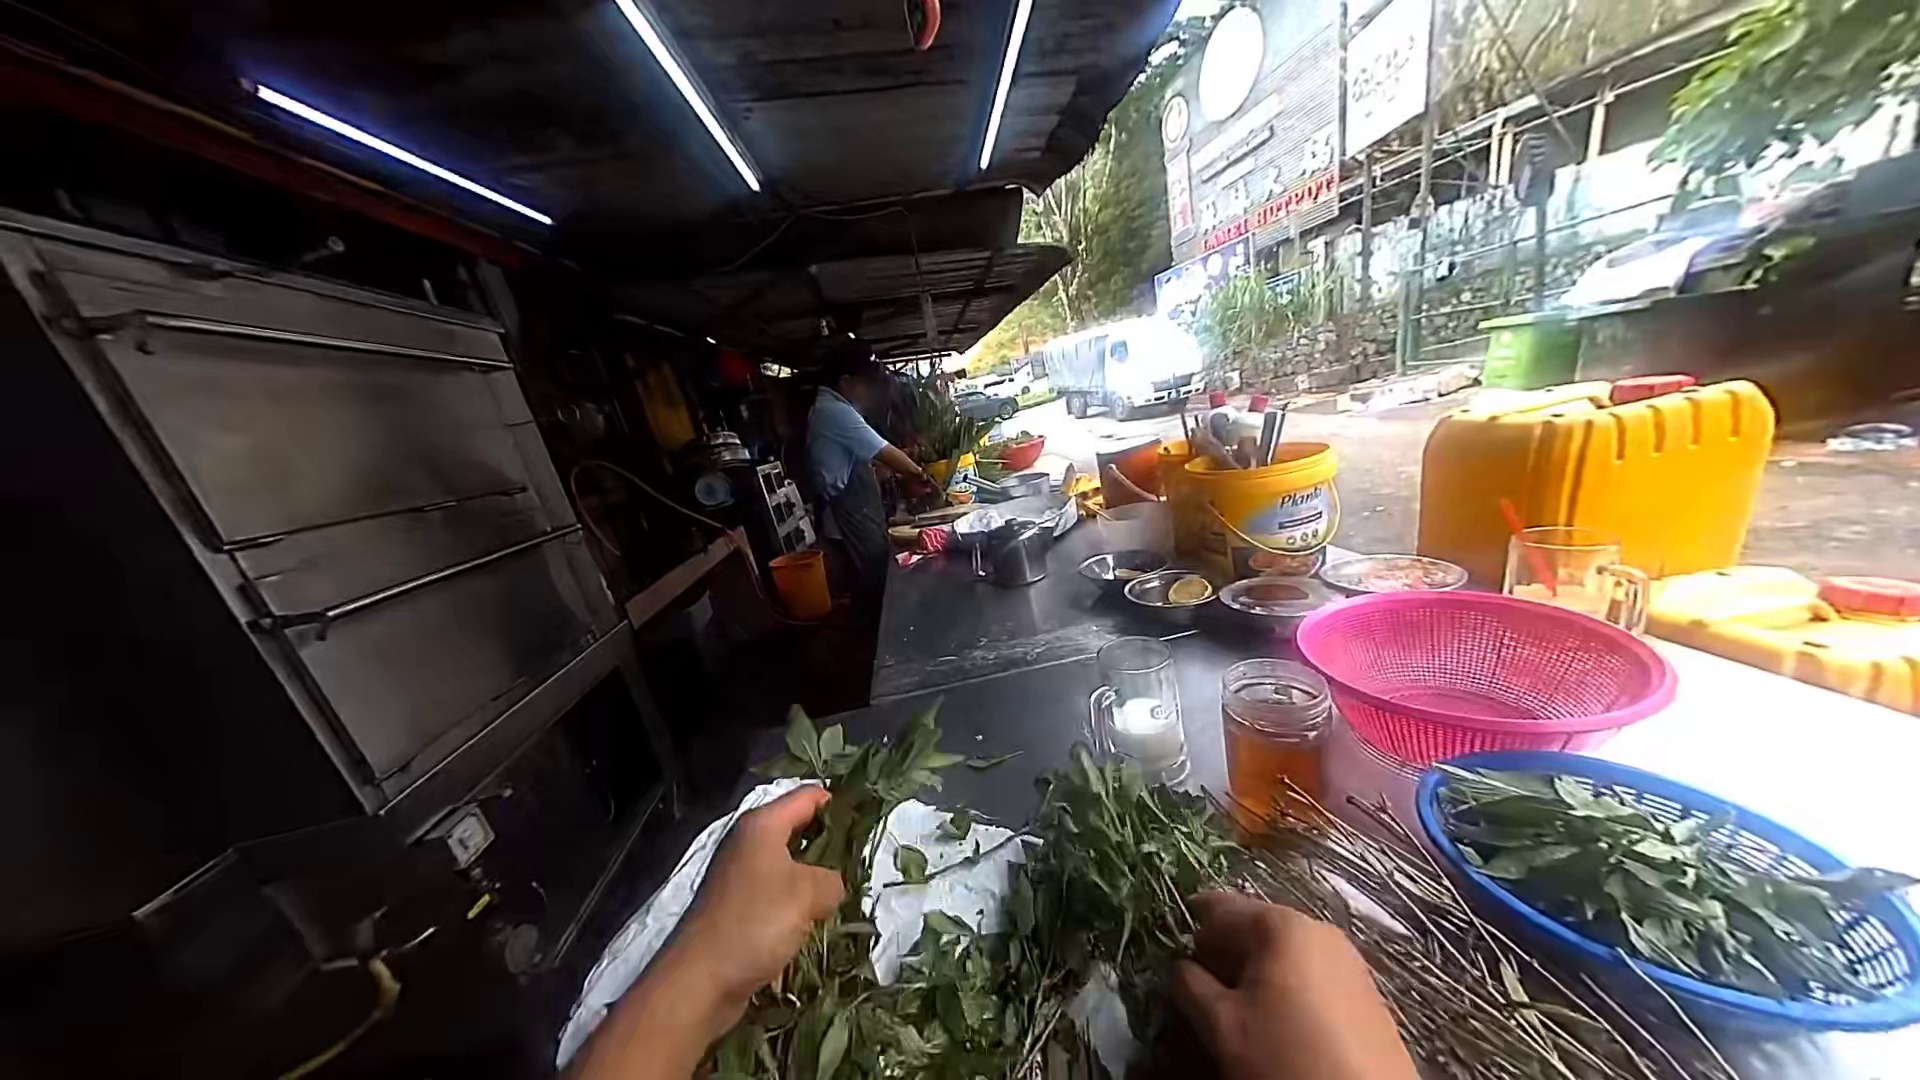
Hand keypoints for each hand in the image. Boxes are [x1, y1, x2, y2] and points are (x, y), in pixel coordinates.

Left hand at [571, 787, 842, 1079]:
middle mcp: (749, 840)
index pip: (810, 796)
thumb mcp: (809, 893)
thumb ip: (833, 879)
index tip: (866, 822)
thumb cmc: (754, 923)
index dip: (839, 803)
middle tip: (860, 858)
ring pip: (790, 860)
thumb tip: (833, 886)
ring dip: (815, 873)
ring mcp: (741, 873)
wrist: (698, 985)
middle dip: (830, 841)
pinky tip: (814, 915)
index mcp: (763, 824)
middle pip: (799, 825)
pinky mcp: (737, 904)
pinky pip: (778, 888)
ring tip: (843, 888)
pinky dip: (796, 897)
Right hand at [1172, 892, 1415, 1079]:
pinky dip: (1285, 990)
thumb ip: (1189, 985)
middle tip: (1202, 989)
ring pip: (1281, 953)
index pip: (1216, 906)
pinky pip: (1309, 976)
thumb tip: (1180, 968)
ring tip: (1238, 1011)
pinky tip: (1277, 1025)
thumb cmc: (1289, 1062)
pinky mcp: (1368, 998)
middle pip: (1251, 927)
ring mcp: (1348, 962)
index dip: (1188, 928)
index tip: (1170, 955)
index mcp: (1280, 923)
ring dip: (1253, 973)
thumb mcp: (1223, 1026)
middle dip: (1222, 953)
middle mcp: (1317, 929)